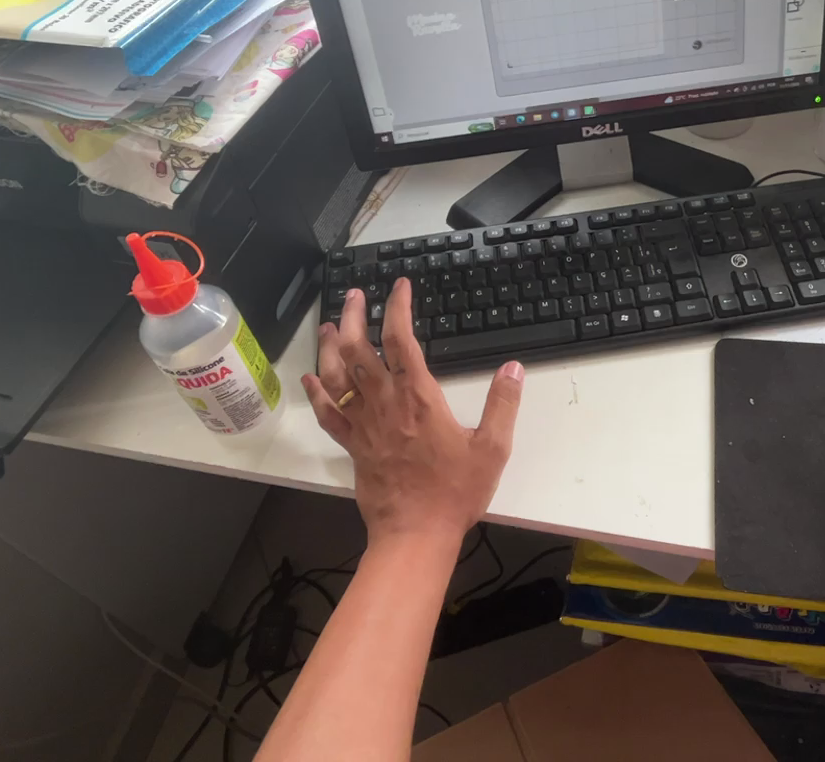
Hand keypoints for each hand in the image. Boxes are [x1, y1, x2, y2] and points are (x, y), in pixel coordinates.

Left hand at [301, 278, 522, 547]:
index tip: (400, 287)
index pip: (403, 341)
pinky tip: (311, 377)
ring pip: (337, 376)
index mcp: (419, 399)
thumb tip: (513, 368)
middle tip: (356, 295)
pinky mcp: (353, 446)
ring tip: (332, 323)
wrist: (416, 536)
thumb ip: (503, 404)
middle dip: (355, 316)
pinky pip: (328, 414)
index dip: (398, 308)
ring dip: (332, 346)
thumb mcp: (492, 448)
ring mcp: (364, 425)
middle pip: (360, 350)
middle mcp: (386, 405)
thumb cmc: (454, 493)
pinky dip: (317, 392)